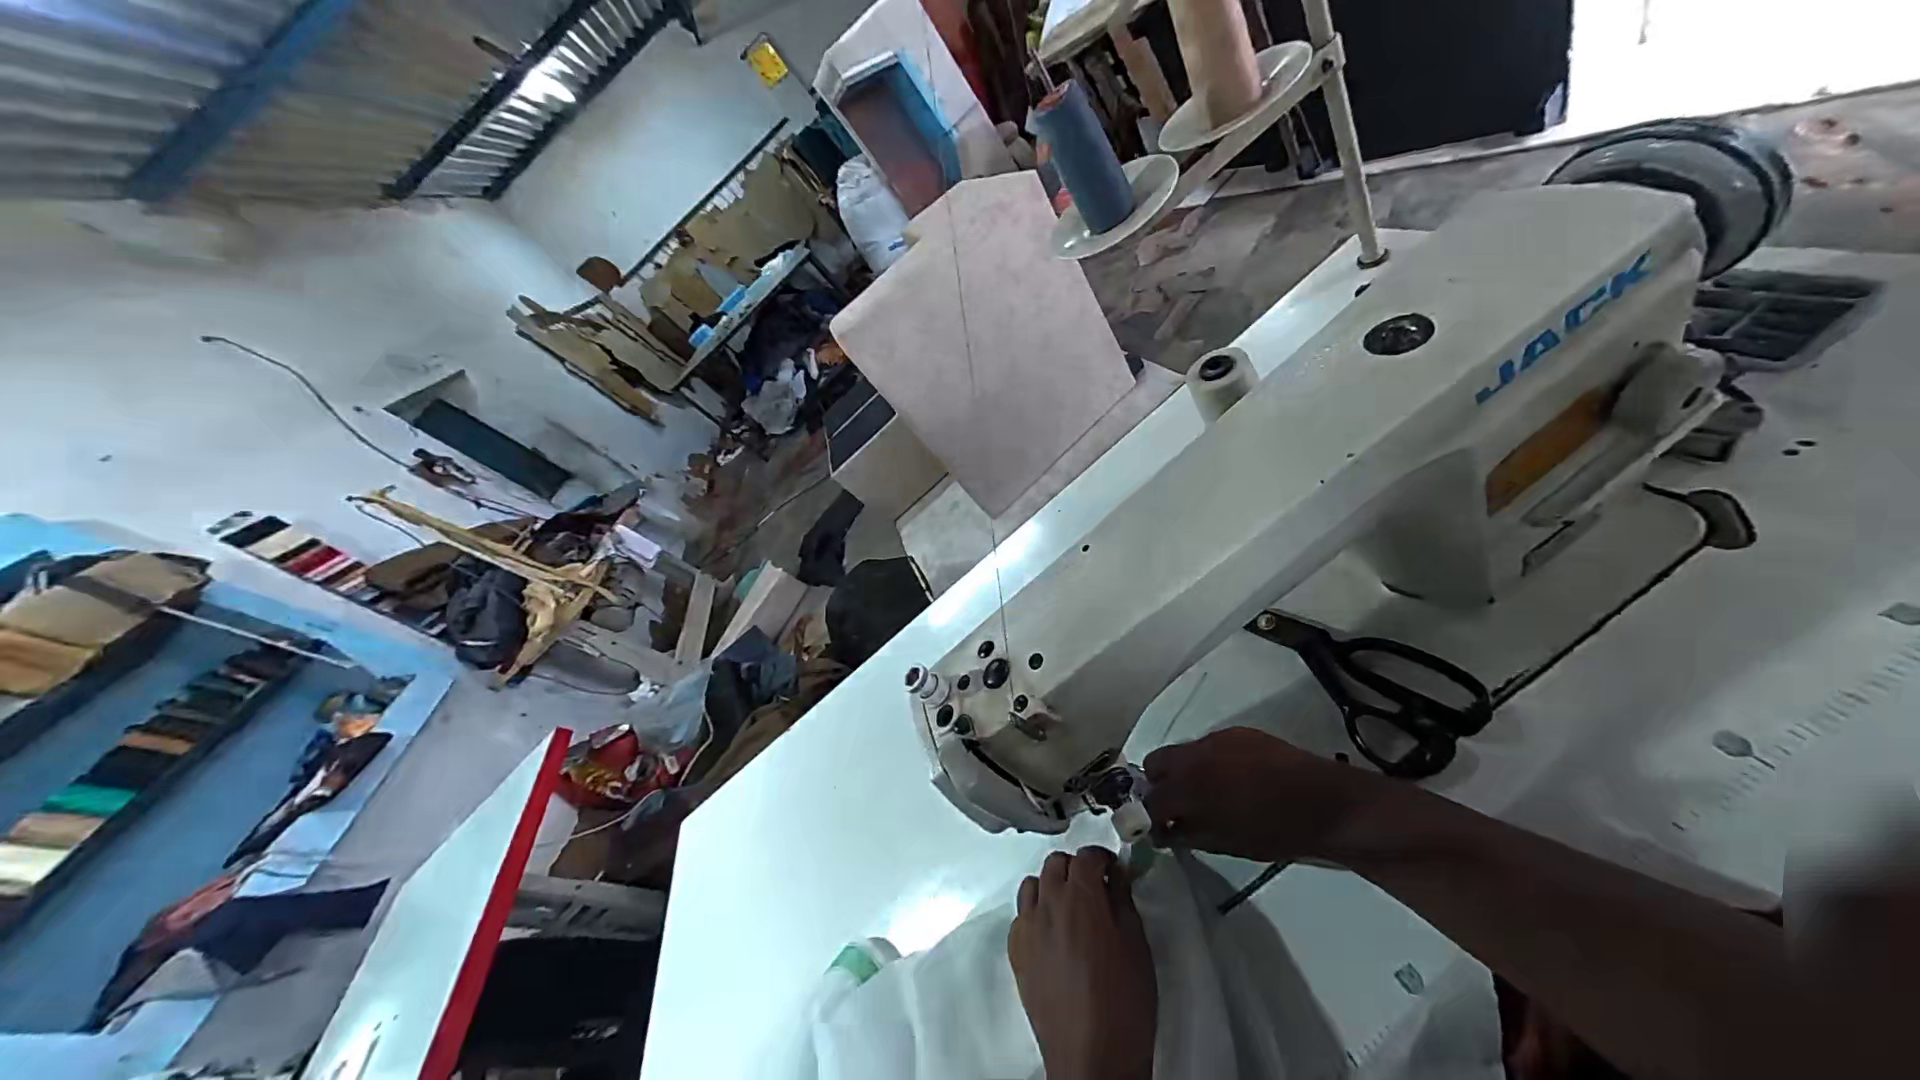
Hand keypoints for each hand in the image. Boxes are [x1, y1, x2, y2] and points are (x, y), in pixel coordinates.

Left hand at [1008, 847, 1156, 1079]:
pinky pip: (1021, 915)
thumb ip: (1122, 901)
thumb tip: (1114, 878)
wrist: (1091, 1056)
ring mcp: (1027, 926)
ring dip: (1051, 886)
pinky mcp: (1015, 950)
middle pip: (1055, 864)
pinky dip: (1036, 912)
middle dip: (1075, 867)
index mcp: (1081, 897)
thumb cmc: (1124, 1002)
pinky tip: (1052, 932)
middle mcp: (1048, 903)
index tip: (1112, 869)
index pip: (1086, 856)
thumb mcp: (1136, 945)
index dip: (1101, 858)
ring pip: (1033, 884)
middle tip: (1093, 885)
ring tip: (1069, 906)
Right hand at [1143, 727, 1390, 863]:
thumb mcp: (1228, 843)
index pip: (1151, 799)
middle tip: (1176, 807)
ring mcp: (1217, 739)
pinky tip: (1232, 779)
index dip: (1149, 817)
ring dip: (1183, 772)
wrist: (1328, 805)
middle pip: (1155, 762)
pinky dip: (1209, 762)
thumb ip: (1189, 834)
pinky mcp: (1238, 733)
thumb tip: (1164, 833)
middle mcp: (1195, 755)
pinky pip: (1209, 745)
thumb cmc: (1278, 833)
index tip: (1156, 830)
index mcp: (1190, 786)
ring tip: (1205, 793)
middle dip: (1158, 784)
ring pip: (1182, 751)